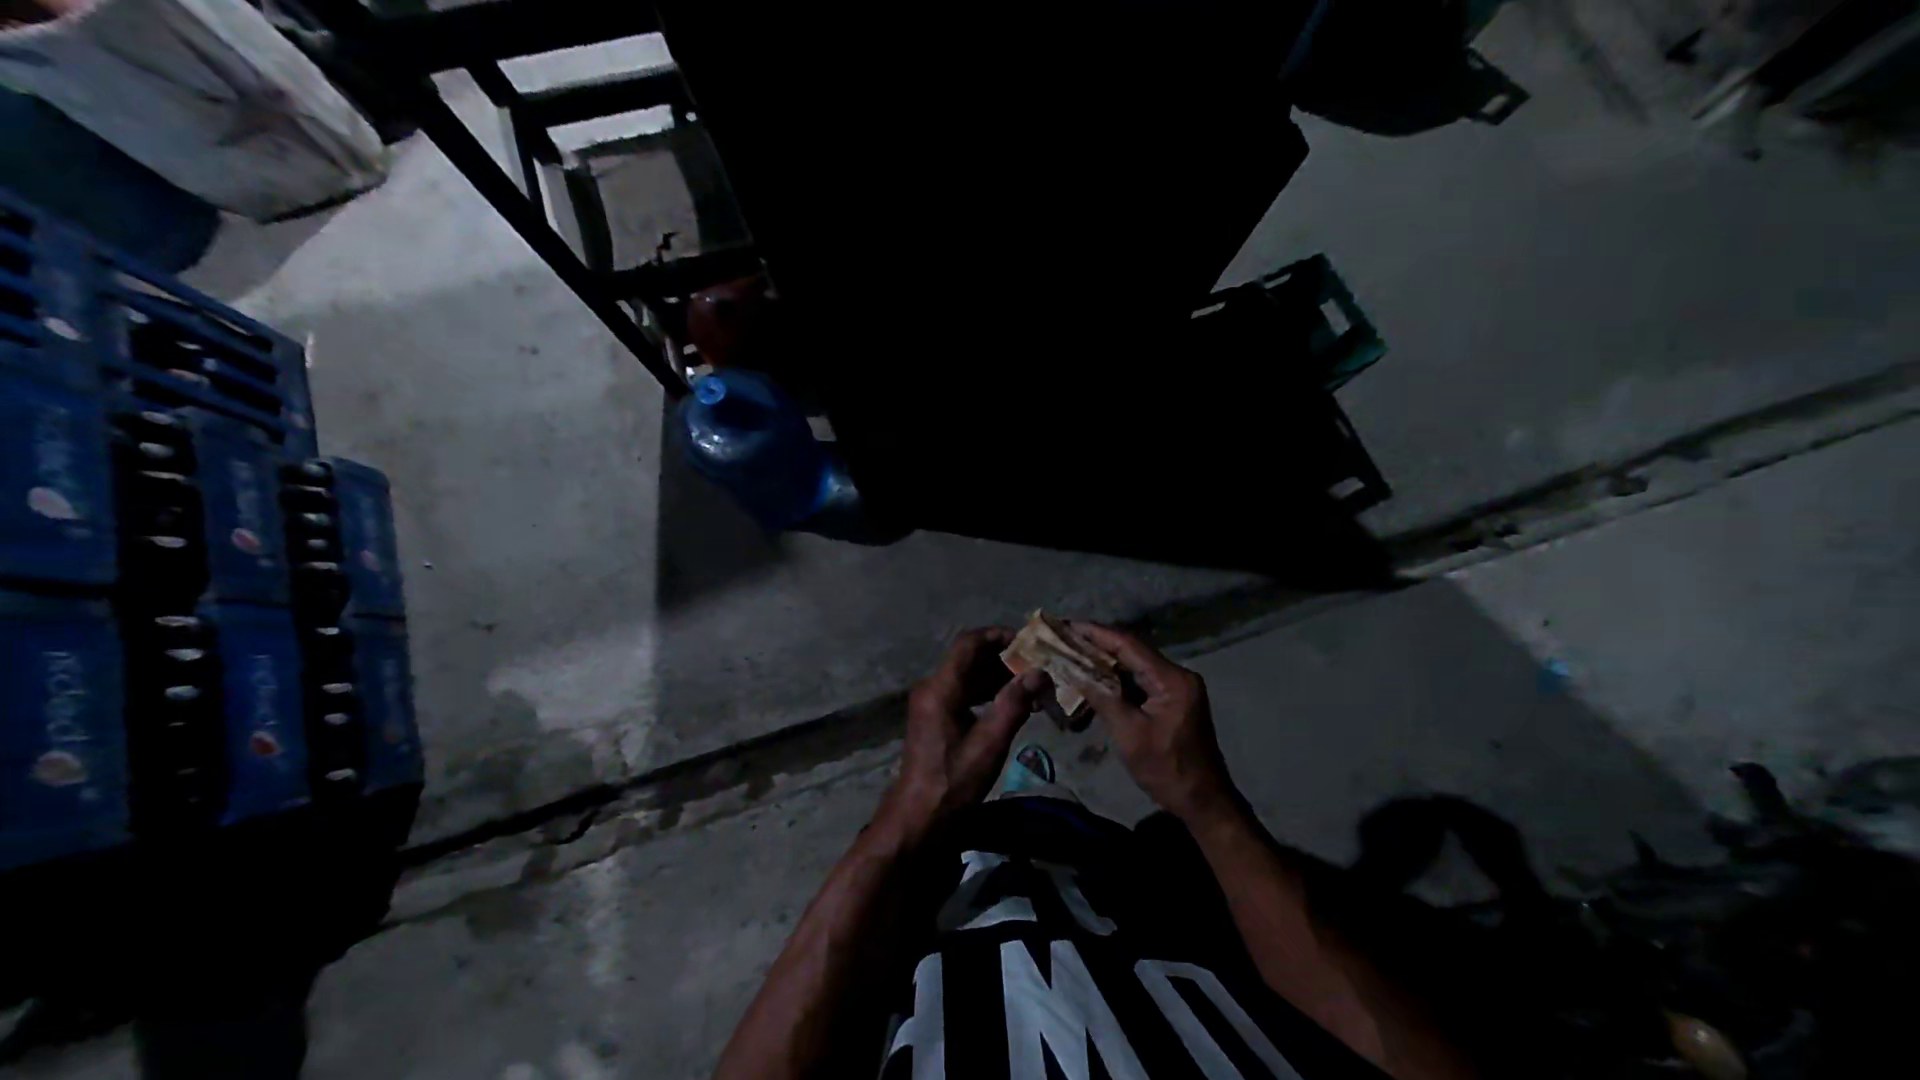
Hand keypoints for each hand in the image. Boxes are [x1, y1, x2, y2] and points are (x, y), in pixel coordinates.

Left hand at [873, 628, 1049, 848]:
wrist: (919, 818)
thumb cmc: (953, 782)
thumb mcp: (989, 744)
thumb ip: (1014, 704)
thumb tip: (1040, 672)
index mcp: (940, 688)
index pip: (969, 643)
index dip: (998, 636)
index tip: (1029, 642)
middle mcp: (932, 687)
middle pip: (970, 658)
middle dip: (1004, 659)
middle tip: (1038, 667)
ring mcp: (932, 703)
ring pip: (968, 676)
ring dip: (998, 677)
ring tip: (1033, 686)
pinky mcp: (936, 718)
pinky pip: (964, 693)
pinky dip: (988, 693)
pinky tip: (1014, 705)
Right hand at [1069, 623, 1235, 823]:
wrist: (1202, 801)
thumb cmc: (1166, 768)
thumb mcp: (1129, 733)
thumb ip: (1102, 697)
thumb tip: (1073, 671)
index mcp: (1172, 679)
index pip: (1128, 645)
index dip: (1096, 633)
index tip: (1068, 625)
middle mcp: (1177, 675)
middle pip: (1131, 651)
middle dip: (1097, 644)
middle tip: (1064, 638)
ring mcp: (1176, 688)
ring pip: (1134, 666)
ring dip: (1104, 661)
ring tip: (1072, 653)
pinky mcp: (1171, 700)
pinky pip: (1139, 681)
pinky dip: (1116, 679)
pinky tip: (1092, 677)